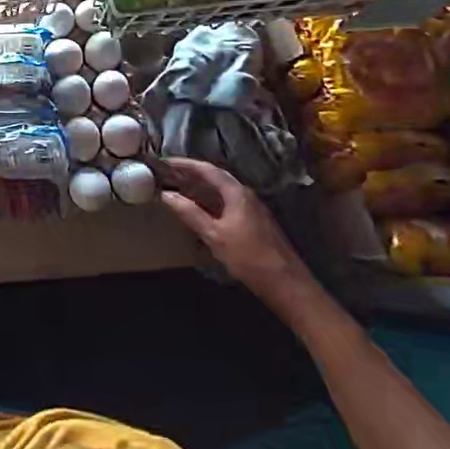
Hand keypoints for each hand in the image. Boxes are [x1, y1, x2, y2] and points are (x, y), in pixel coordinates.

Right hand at [159, 158, 316, 310]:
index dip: (183, 164)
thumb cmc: (249, 258)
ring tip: (174, 188)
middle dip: (189, 174)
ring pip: (220, 190)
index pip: (207, 170)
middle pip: (214, 177)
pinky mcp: (252, 222)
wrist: (287, 285)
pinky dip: (206, 200)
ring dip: (197, 187)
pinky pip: (225, 202)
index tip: (162, 162)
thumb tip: (165, 195)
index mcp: (237, 194)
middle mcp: (246, 196)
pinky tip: (195, 208)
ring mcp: (251, 209)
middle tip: (164, 175)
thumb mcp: (214, 235)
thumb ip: (189, 212)